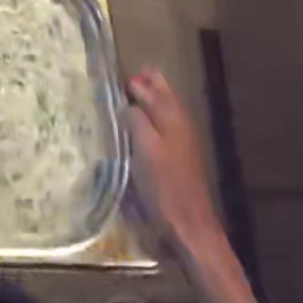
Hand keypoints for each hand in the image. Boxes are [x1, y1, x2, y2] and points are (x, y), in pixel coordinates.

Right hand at [128, 66, 221, 256]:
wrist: (190, 223)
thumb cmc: (164, 184)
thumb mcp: (145, 148)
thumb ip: (137, 119)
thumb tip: (129, 100)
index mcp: (173, 114)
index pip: (153, 82)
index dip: (134, 79)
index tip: (111, 80)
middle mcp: (181, 118)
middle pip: (161, 90)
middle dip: (140, 87)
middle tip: (116, 94)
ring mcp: (183, 134)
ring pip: (163, 106)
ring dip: (144, 103)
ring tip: (120, 108)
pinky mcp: (180, 150)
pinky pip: (163, 121)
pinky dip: (149, 118)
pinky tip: (135, 129)